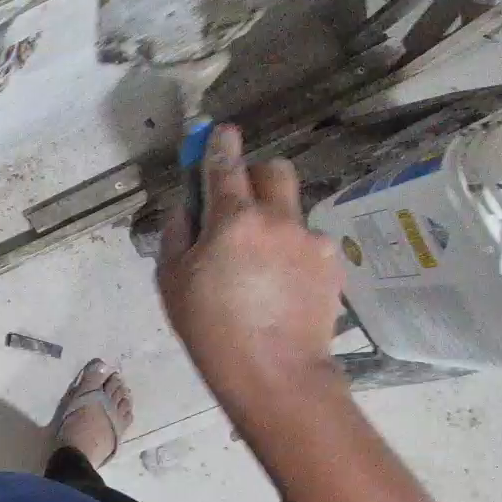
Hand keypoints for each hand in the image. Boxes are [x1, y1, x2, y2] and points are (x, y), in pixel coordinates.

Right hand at [157, 125, 345, 403]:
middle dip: (255, 174)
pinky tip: (275, 282)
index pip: (225, 167)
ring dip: (271, 217)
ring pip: (291, 208)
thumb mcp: (170, 277)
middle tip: (236, 199)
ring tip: (254, 259)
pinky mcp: (331, 263)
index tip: (220, 130)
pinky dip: (288, 248)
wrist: (273, 370)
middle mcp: (278, 220)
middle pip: (275, 171)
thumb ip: (177, 232)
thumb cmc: (207, 325)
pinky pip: (305, 240)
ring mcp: (312, 240)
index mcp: (233, 220)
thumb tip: (188, 206)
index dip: (219, 144)